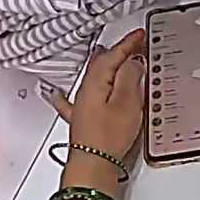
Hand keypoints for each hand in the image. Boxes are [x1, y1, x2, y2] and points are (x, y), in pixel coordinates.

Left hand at [48, 28, 146, 167]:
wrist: (93, 164)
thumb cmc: (108, 136)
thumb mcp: (128, 102)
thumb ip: (131, 77)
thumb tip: (133, 62)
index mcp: (96, 81)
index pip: (114, 54)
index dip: (129, 43)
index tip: (140, 35)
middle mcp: (86, 90)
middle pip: (104, 64)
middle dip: (121, 53)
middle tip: (137, 46)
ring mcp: (83, 105)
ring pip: (97, 78)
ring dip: (111, 68)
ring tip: (121, 62)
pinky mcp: (86, 120)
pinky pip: (83, 100)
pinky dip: (82, 93)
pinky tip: (59, 93)